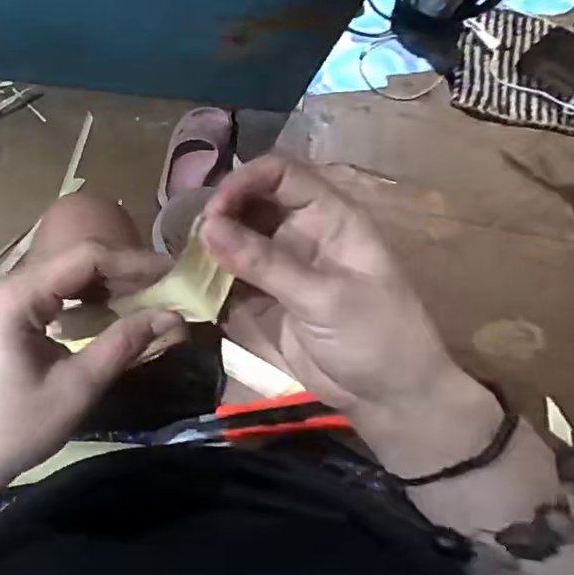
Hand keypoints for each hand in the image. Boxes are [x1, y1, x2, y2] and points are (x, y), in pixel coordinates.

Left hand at [0, 244, 185, 490]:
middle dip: (126, 273)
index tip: (177, 274)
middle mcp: (8, 285)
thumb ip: (123, 344)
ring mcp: (6, 298)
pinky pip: (56, 293)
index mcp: (16, 295)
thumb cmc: (16, 427)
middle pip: (76, 261)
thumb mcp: (77, 387)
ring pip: (68, 275)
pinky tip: (118, 312)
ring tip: (155, 298)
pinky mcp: (10, 314)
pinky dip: (88, 300)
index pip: (85, 258)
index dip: (135, 262)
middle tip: (173, 288)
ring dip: (110, 285)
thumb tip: (173, 314)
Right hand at [200, 155, 495, 455]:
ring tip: (185, 262)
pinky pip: (223, 276)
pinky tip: (187, 284)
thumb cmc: (376, 338)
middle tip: (193, 240)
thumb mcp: (323, 298)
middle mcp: (297, 233)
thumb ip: (264, 263)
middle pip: (248, 202)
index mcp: (328, 218)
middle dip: (218, 214)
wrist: (388, 399)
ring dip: (207, 246)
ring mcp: (275, 265)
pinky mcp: (257, 297)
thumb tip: (207, 227)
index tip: (214, 210)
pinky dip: (204, 277)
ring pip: (230, 238)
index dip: (244, 182)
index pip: (280, 175)